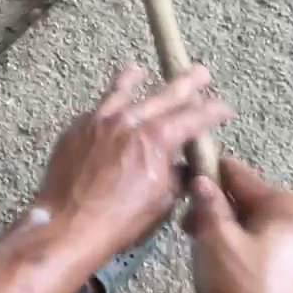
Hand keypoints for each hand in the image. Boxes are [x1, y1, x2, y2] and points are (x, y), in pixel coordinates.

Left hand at [30, 65, 230, 264]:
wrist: (68, 223)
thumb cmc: (119, 219)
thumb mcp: (161, 200)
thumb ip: (175, 175)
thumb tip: (182, 166)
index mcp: (156, 139)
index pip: (193, 117)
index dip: (212, 111)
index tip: (224, 108)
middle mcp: (127, 122)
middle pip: (162, 96)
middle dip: (185, 84)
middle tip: (199, 71)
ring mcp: (97, 122)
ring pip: (119, 93)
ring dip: (132, 80)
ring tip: (137, 68)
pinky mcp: (75, 130)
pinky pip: (96, 111)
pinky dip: (107, 107)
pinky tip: (108, 107)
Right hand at [183, 158, 292, 292]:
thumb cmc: (239, 286)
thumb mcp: (214, 236)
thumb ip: (209, 202)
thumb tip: (202, 180)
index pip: (242, 176)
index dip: (209, 176)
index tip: (183, 178)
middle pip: (251, 202)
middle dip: (217, 210)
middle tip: (188, 228)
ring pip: (256, 227)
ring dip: (226, 231)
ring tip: (201, 250)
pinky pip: (265, 249)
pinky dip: (241, 250)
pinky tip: (221, 268)